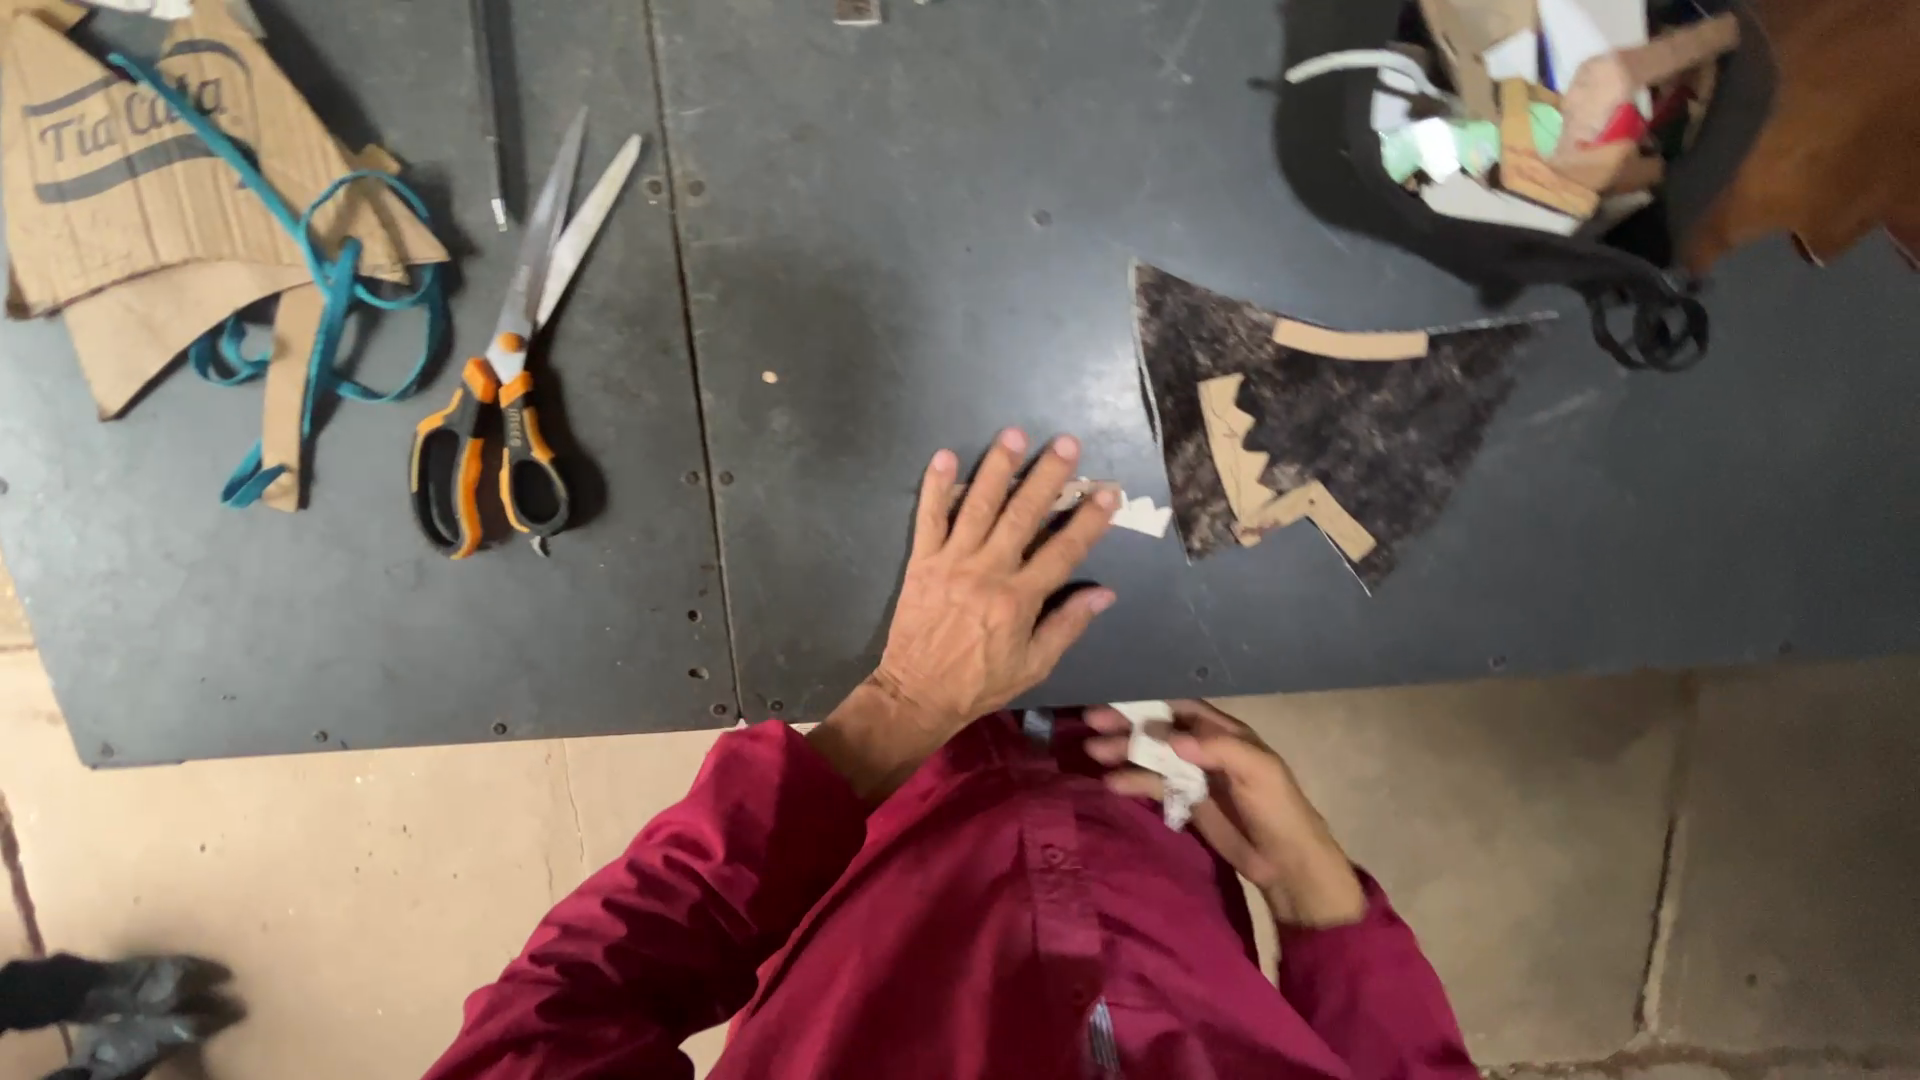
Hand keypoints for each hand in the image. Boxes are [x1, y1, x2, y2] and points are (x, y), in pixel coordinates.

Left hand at [809, 428, 1118, 799]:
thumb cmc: (980, 683)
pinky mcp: (922, 561)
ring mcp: (952, 562)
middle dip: (1048, 476)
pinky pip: (929, 518)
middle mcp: (989, 572)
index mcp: (1020, 599)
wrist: (917, 693)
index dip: (1088, 520)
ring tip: (1014, 434)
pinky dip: (935, 487)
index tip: (1107, 492)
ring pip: (979, 506)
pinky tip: (945, 456)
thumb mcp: (1033, 665)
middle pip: (1024, 515)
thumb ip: (1067, 625)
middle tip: (1066, 443)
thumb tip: (1104, 593)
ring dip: (998, 468)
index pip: (1063, 550)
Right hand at [1085, 699, 1366, 928]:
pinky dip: (1131, 781)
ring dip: (1122, 751)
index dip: (1149, 703)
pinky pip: (1152, 785)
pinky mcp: (1184, 801)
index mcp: (1223, 731)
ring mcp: (1191, 774)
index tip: (1116, 702)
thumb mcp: (1257, 770)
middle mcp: (1202, 747)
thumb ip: (1217, 748)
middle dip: (1125, 724)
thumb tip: (1169, 737)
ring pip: (1150, 756)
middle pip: (1157, 728)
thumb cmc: (1277, 808)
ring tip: (1093, 751)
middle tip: (1091, 722)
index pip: (1179, 708)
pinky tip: (1111, 783)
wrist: (1286, 863)